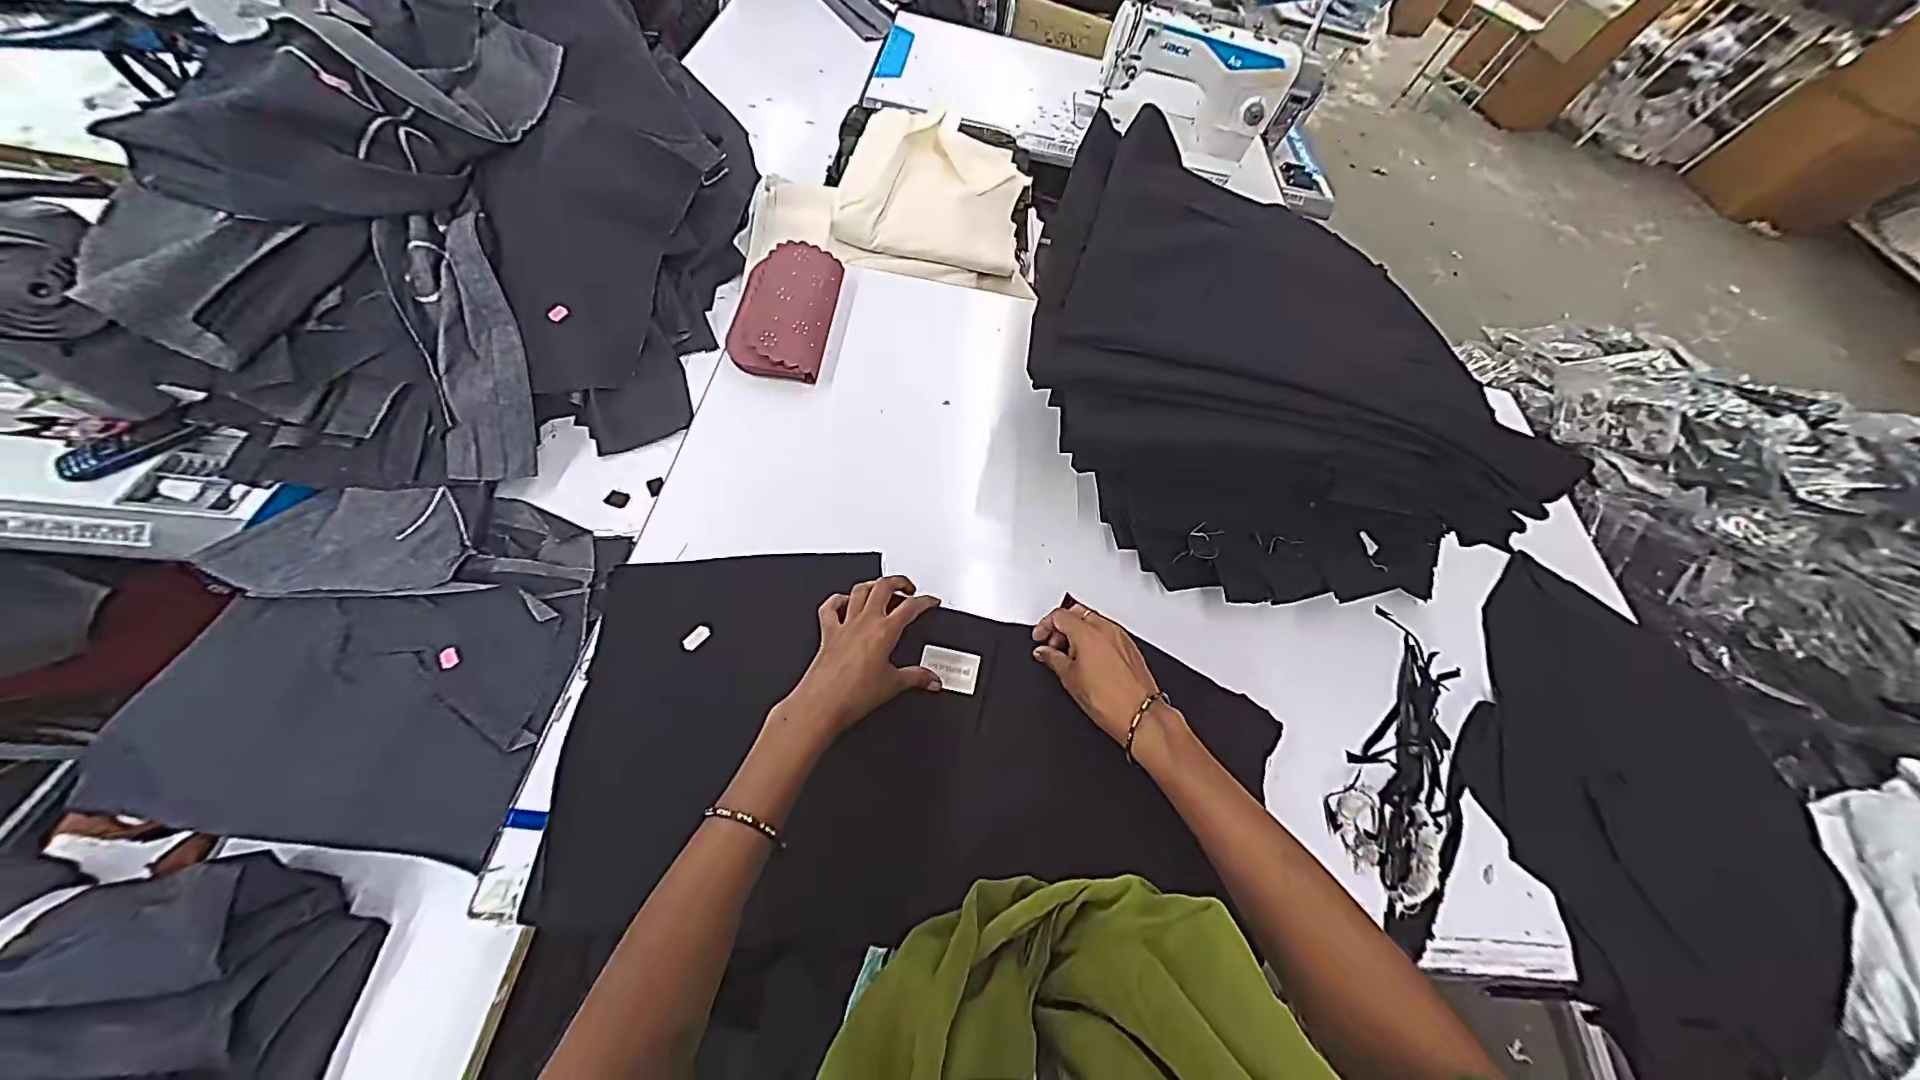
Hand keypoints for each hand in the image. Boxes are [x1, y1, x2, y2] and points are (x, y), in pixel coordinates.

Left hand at [774, 575, 942, 741]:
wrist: (822, 705)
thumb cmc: (853, 695)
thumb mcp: (894, 686)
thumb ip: (917, 678)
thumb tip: (931, 679)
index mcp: (884, 631)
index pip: (911, 606)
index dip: (925, 601)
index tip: (931, 601)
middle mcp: (864, 622)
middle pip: (884, 587)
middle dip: (900, 582)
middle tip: (909, 588)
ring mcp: (844, 625)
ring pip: (859, 590)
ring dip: (873, 585)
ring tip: (882, 588)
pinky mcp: (828, 633)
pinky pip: (830, 607)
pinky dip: (838, 600)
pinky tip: (844, 601)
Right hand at [1031, 599, 1165, 744]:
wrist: (1140, 715)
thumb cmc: (1110, 701)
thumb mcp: (1070, 679)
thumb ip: (1052, 659)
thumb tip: (1044, 652)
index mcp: (1088, 633)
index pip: (1059, 616)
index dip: (1044, 626)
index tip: (1040, 638)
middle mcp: (1106, 629)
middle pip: (1076, 613)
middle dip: (1061, 626)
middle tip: (1052, 646)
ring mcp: (1120, 636)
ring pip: (1092, 621)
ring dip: (1078, 631)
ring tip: (1070, 655)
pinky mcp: (1130, 646)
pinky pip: (1107, 632)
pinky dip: (1094, 638)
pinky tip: (1088, 659)